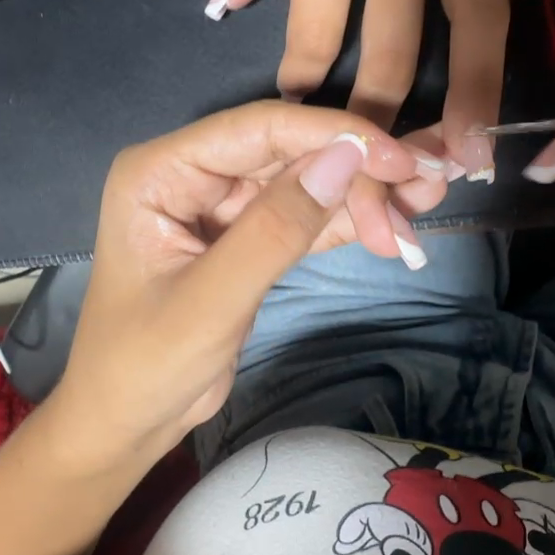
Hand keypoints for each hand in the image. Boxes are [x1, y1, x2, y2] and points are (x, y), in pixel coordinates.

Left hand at [56, 103, 443, 451]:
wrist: (127, 424)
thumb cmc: (145, 366)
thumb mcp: (211, 301)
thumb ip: (276, 228)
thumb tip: (347, 157)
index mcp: (162, 171)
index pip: (258, 130)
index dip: (334, 136)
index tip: (400, 160)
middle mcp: (193, 174)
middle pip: (290, 152)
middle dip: (360, 171)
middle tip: (426, 192)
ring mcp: (222, 205)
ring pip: (307, 182)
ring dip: (366, 195)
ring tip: (427, 206)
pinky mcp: (248, 236)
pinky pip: (306, 218)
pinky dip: (350, 224)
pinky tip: (396, 231)